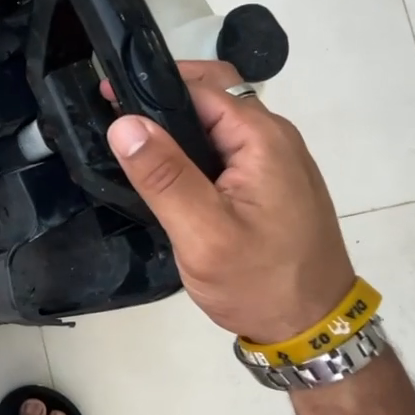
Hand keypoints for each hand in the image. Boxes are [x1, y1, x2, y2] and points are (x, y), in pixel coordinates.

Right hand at [102, 61, 354, 342]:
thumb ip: (164, 176)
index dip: (149, 85)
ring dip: (175, 122)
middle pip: (213, 94)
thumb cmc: (259, 282)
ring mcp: (274, 162)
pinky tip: (162, 170)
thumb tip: (124, 123)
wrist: (312, 329)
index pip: (200, 87)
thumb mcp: (204, 233)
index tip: (102, 93)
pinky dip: (191, 146)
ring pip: (217, 122)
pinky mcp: (268, 184)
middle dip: (162, 94)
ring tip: (126, 140)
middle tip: (110, 113)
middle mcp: (273, 139)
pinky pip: (224, 147)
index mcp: (262, 139)